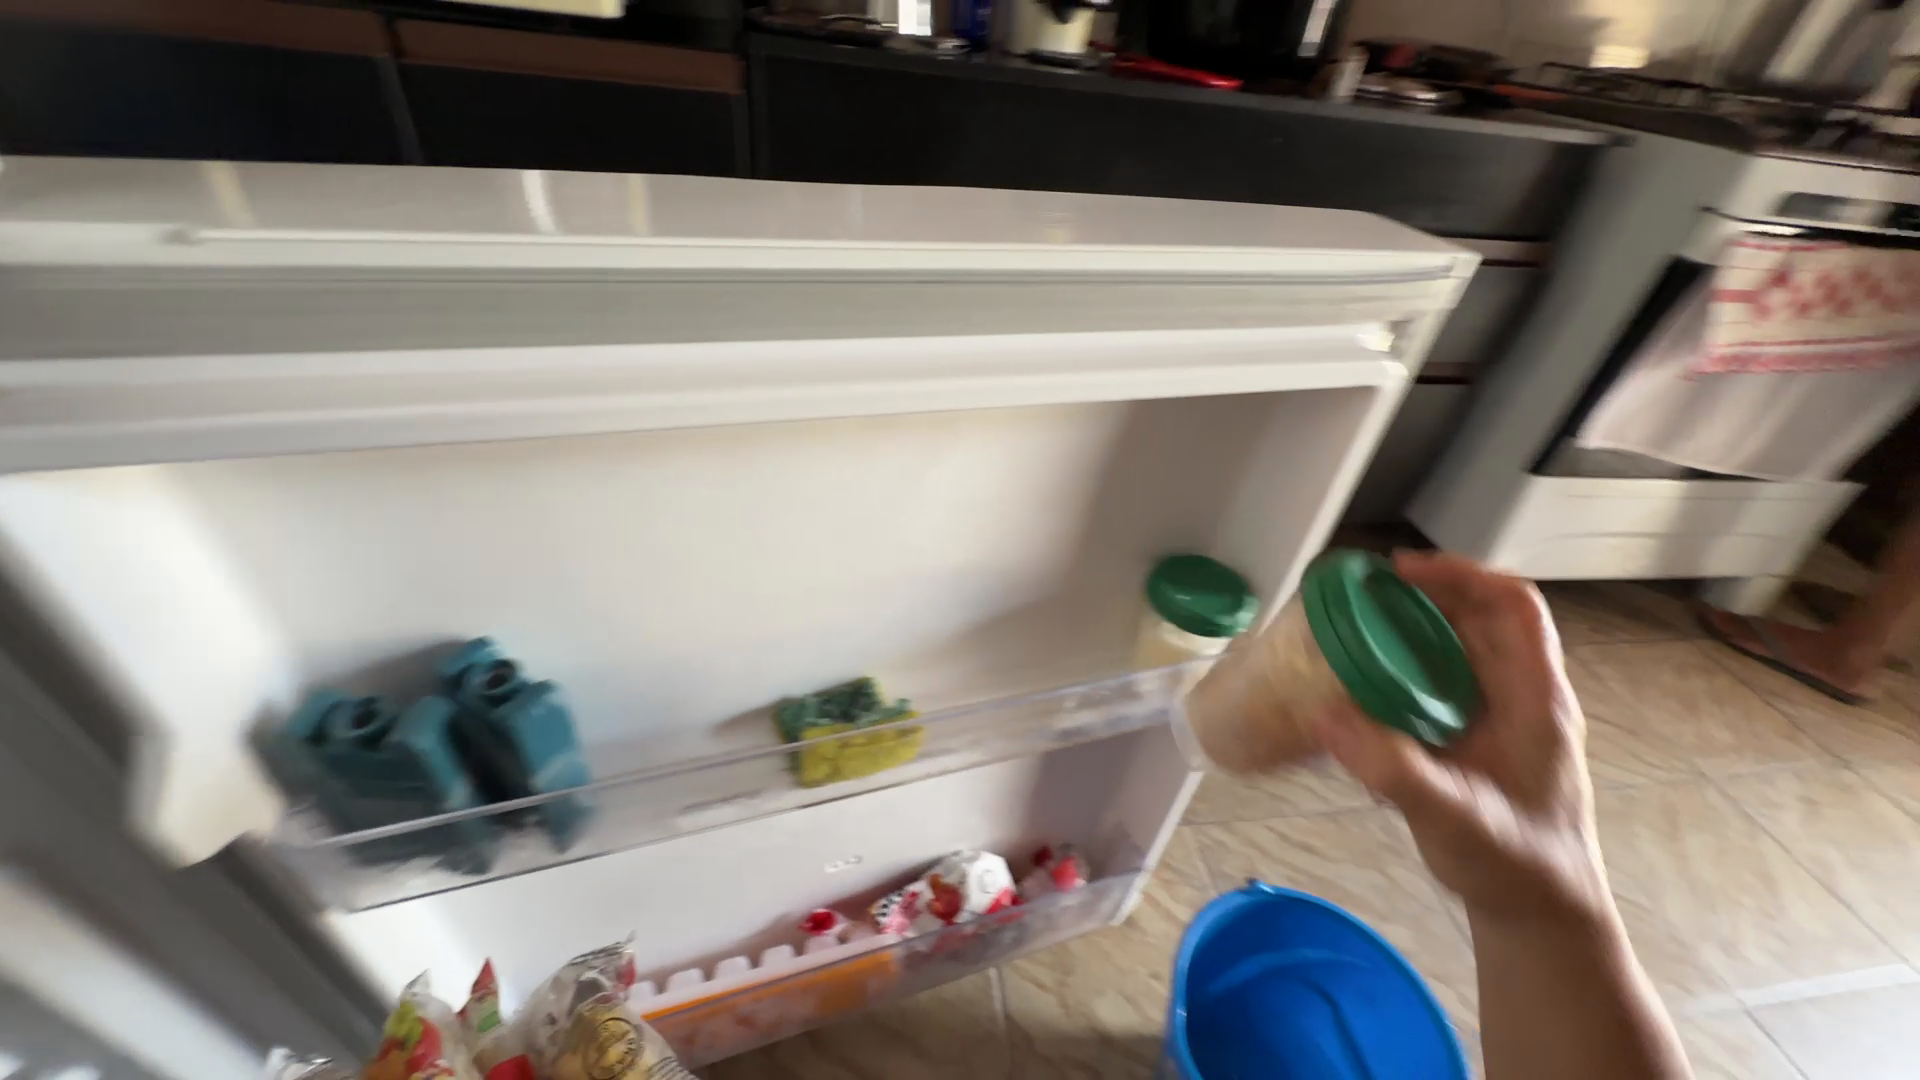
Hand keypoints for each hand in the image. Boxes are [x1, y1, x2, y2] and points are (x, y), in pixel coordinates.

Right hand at [1313, 551, 1610, 927]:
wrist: (1537, 914)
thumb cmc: (1513, 866)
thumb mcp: (1454, 818)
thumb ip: (1393, 769)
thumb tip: (1322, 713)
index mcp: (1535, 701)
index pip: (1514, 609)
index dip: (1461, 576)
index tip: (1398, 572)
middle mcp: (1520, 696)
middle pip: (1480, 616)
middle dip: (1422, 593)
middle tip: (1359, 593)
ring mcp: (1496, 714)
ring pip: (1456, 644)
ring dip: (1407, 625)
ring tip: (1352, 623)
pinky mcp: (1471, 732)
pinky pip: (1436, 676)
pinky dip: (1398, 661)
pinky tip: (1359, 676)